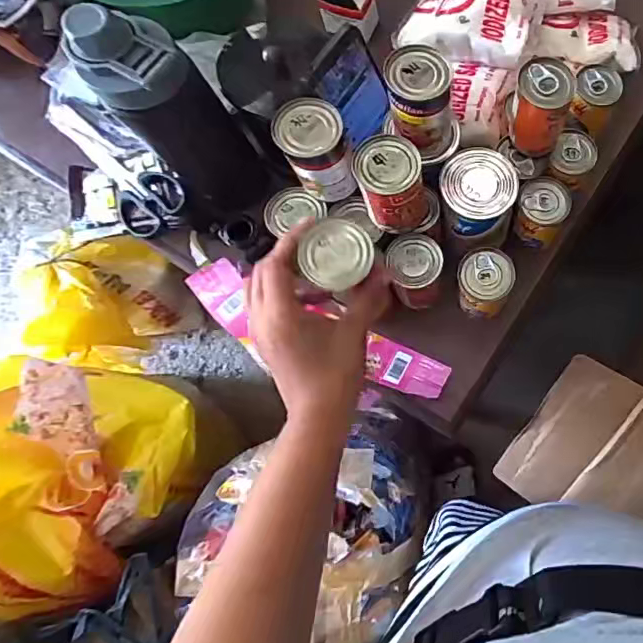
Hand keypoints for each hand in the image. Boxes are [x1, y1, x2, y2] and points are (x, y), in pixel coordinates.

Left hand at [246, 225, 391, 421]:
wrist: (317, 417)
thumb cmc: (334, 375)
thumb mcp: (353, 332)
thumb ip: (366, 299)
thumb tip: (383, 273)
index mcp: (278, 312)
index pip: (274, 264)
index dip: (290, 240)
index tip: (310, 225)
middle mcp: (261, 319)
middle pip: (260, 273)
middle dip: (283, 256)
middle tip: (311, 247)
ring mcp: (259, 333)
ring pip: (258, 290)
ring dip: (281, 276)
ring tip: (313, 274)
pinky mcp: (266, 344)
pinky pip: (265, 307)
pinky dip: (283, 295)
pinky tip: (314, 302)